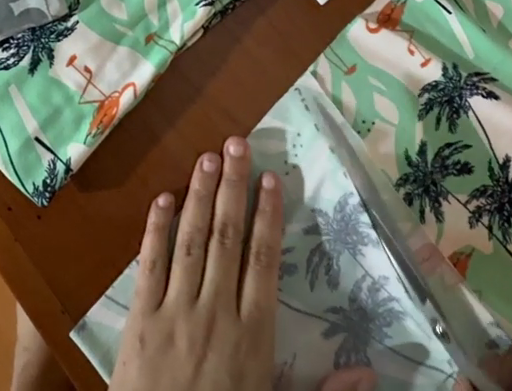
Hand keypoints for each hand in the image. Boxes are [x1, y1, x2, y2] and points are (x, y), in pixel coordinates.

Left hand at [108, 137, 284, 390]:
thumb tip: (371, 371)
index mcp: (253, 335)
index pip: (263, 261)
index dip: (267, 216)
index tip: (270, 177)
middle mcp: (216, 313)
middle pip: (227, 238)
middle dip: (232, 187)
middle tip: (237, 143)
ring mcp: (175, 314)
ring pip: (191, 243)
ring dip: (199, 196)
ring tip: (207, 157)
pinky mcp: (140, 321)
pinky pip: (149, 267)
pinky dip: (156, 231)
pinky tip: (163, 199)